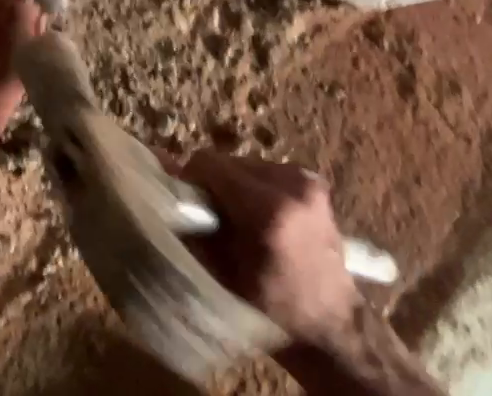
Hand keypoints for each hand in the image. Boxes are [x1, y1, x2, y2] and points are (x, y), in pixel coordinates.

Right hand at [175, 151, 360, 348]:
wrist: (325, 330)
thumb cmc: (267, 307)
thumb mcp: (218, 267)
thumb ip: (191, 222)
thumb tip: (165, 186)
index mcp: (267, 208)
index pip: (210, 163)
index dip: (190, 179)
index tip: (186, 202)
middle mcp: (292, 186)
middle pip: (230, 162)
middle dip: (215, 183)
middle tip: (211, 216)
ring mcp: (309, 183)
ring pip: (249, 165)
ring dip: (236, 185)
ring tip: (238, 218)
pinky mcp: (316, 186)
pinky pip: (270, 173)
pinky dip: (257, 187)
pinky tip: (260, 216)